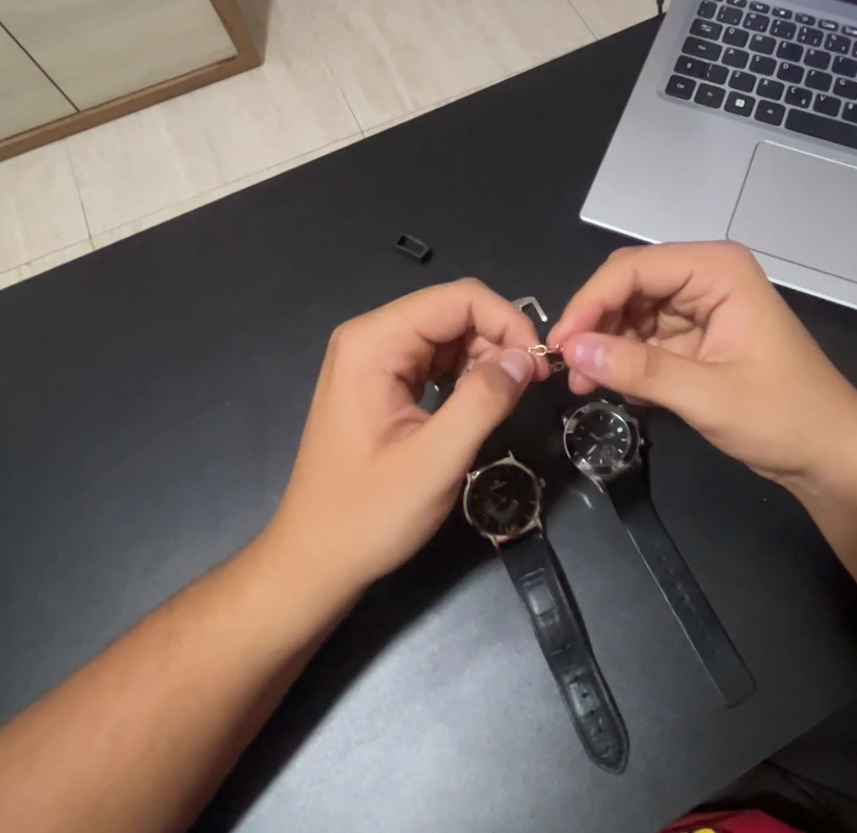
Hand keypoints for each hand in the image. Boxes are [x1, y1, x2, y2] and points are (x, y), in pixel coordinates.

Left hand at [268, 279, 545, 591]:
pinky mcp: (382, 381)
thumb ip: (484, 400)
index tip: (540, 367)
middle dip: (499, 341)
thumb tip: (527, 358)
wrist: (317, 557)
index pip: (459, 298)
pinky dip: (466, 375)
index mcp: (374, 342)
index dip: (508, 322)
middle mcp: (371, 338)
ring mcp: (373, 359)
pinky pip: (436, 360)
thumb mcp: (436, 460)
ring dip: (486, 359)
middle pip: (454, 311)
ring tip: (506, 401)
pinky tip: (479, 404)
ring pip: (450, 334)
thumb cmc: (369, 514)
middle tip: (530, 387)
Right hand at [546, 242, 856, 484]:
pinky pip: (646, 338)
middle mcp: (706, 277)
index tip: (559, 346)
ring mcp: (702, 307)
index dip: (590, 303)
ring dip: (605, 346)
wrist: (832, 455)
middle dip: (595, 323)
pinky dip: (626, 361)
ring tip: (585, 386)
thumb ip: (638, 368)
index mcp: (717, 270)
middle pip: (628, 285)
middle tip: (566, 368)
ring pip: (631, 312)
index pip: (633, 269)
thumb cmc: (783, 417)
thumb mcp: (707, 394)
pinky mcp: (697, 337)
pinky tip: (614, 388)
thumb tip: (571, 350)